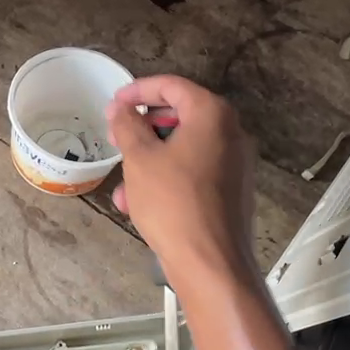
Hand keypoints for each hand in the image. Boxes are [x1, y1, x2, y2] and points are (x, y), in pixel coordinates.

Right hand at [106, 75, 257, 289]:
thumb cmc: (172, 203)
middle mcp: (231, 134)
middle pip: (180, 115)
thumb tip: (121, 108)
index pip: (172, 86)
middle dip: (143, 127)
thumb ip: (127, 125)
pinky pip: (192, 173)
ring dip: (149, 159)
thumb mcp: (140, 159)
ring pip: (183, 148)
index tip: (114, 103)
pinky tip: (137, 205)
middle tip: (116, 136)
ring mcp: (235, 164)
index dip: (138, 90)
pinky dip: (165, 179)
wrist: (211, 262)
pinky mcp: (230, 191)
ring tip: (121, 182)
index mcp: (212, 116)